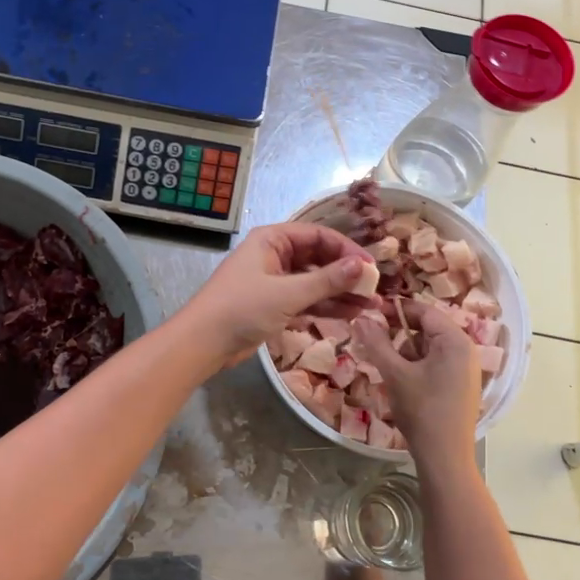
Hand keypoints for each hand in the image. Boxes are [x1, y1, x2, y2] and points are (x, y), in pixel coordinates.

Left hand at [181, 223, 373, 367]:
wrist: (203, 343)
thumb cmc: (242, 309)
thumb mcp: (287, 293)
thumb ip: (326, 280)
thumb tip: (362, 265)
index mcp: (272, 240)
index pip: (318, 236)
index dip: (346, 249)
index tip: (371, 267)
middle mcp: (274, 256)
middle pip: (319, 259)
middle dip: (347, 274)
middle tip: (375, 289)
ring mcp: (274, 282)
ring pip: (315, 283)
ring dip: (341, 293)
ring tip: (372, 306)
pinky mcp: (274, 306)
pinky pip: (307, 301)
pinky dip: (326, 307)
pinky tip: (351, 315)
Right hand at [350, 301, 480, 470]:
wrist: (445, 457)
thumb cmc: (422, 410)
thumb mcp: (395, 374)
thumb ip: (377, 343)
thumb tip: (360, 318)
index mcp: (455, 341)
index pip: (424, 311)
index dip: (396, 310)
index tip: (371, 312)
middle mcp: (466, 350)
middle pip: (427, 329)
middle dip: (399, 333)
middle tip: (372, 340)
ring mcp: (465, 369)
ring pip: (429, 348)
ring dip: (405, 352)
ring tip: (387, 368)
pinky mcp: (460, 385)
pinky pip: (435, 364)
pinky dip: (416, 366)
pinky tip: (401, 381)